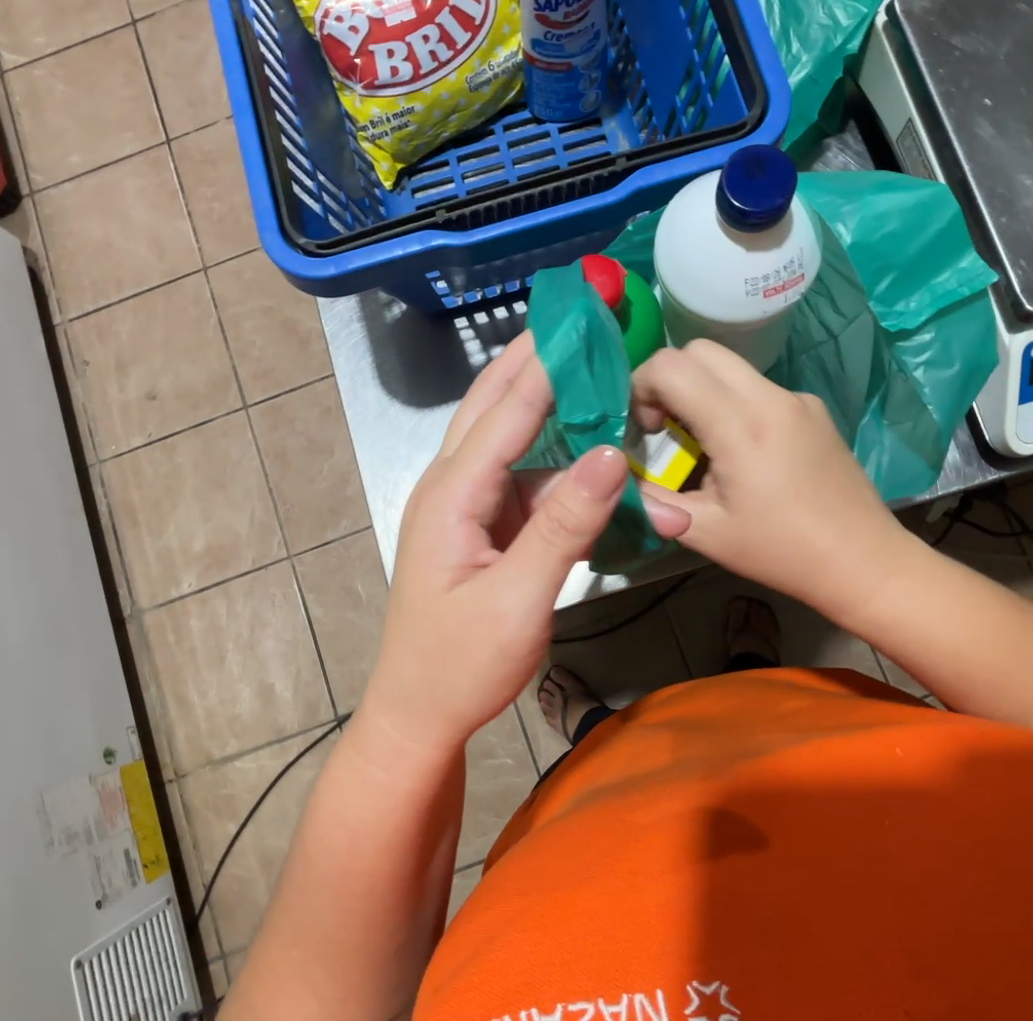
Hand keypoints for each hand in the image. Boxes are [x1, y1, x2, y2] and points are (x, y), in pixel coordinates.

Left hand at [361, 332, 627, 752]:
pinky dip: (558, 461)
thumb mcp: (518, 599)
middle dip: (534, 359)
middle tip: (580, 316)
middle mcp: (452, 487)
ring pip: (511, 440)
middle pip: (493, 406)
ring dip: (551, 406)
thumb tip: (613, 455)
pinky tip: (591, 451)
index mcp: (451, 495)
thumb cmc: (459, 664)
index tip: (584, 316)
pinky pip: (524, 480)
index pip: (505, 412)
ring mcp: (466, 508)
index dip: (546, 362)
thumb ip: (565, 526)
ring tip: (594, 366)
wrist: (419, 716)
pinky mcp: (483, 529)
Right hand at [634, 340, 914, 619]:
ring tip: (700, 443)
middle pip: (699, 351)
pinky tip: (741, 453)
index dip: (641, 388)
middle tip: (664, 427)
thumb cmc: (779, 551)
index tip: (644, 430)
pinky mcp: (812, 408)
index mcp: (740, 424)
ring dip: (700, 390)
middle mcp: (769, 397)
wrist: (862, 560)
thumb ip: (652, 498)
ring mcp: (796, 398)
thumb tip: (618, 476)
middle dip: (668, 380)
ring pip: (729, 365)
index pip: (670, 366)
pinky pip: (757, 387)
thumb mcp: (703, 531)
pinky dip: (732, 403)